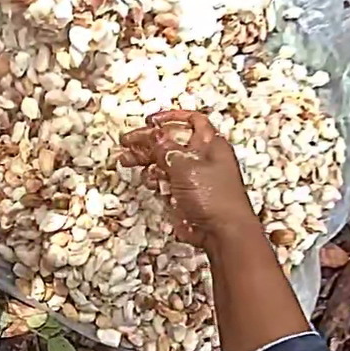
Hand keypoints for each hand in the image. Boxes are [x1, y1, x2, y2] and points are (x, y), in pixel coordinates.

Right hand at [121, 111, 260, 247]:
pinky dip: (155, 180)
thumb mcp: (185, 167)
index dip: (171, 117)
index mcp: (210, 144)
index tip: (150, 121)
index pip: (192, 121)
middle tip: (127, 142)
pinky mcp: (186, 195)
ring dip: (146, 160)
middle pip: (171, 142)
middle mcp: (203, 158)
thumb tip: (153, 133)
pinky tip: (149, 181)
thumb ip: (166, 149)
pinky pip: (166, 182)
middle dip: (147, 141)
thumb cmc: (214, 198)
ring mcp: (194, 177)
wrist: (222, 233)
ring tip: (127, 161)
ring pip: (165, 162)